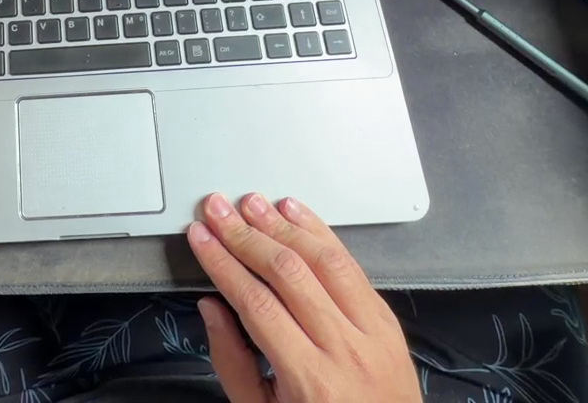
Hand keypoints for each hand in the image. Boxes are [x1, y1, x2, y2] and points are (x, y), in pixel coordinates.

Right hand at [188, 193, 418, 402]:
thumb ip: (233, 363)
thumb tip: (211, 305)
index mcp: (312, 384)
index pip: (257, 304)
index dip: (222, 263)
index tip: (200, 238)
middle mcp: (347, 352)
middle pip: (288, 274)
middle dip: (244, 235)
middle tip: (217, 210)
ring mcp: (373, 333)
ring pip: (322, 260)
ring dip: (281, 226)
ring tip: (250, 204)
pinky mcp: (387, 320)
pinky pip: (351, 264)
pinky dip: (320, 232)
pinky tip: (295, 212)